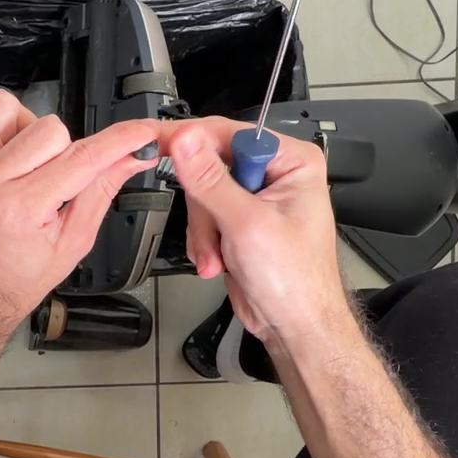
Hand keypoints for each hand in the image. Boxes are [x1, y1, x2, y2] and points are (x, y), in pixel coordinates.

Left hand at [0, 90, 157, 341]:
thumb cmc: (16, 279)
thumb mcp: (72, 244)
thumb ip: (102, 193)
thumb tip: (131, 159)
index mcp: (22, 209)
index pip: (84, 159)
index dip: (121, 140)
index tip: (142, 132)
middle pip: (55, 130)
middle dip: (69, 153)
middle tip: (61, 185)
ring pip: (25, 116)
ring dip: (41, 141)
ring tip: (35, 173)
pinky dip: (13, 126)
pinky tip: (17, 156)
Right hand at [160, 116, 350, 343]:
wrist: (293, 324)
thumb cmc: (295, 281)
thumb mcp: (246, 224)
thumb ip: (210, 181)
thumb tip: (187, 142)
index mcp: (291, 162)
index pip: (230, 133)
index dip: (194, 143)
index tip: (163, 148)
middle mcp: (275, 176)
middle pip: (210, 167)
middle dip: (205, 209)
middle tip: (214, 233)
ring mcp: (255, 200)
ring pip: (202, 196)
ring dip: (204, 232)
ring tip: (219, 256)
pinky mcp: (239, 222)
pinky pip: (204, 218)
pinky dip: (204, 242)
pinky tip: (218, 260)